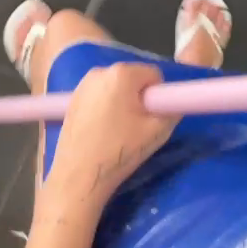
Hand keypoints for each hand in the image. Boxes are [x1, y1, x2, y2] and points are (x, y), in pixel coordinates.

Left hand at [36, 64, 175, 225]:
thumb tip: (174, 101)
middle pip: (133, 78)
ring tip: (119, 130)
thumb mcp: (158, 131)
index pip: (153, 74)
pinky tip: (102, 131)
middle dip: (139, 97)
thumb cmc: (120, 150)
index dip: (158, 96)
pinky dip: (106, 107)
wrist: (79, 176)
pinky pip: (99, 96)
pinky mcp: (71, 99)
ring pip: (115, 88)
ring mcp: (82, 85)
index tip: (151, 118)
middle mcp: (99, 71)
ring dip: (122, 102)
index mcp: (121, 73)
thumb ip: (173, 109)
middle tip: (137, 126)